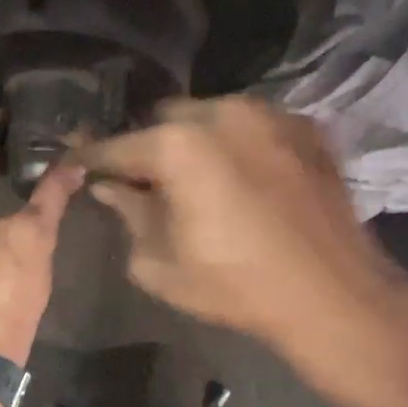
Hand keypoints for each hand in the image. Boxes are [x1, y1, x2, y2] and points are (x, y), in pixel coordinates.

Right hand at [74, 97, 407, 400]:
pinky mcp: (306, 128)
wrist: (330, 293)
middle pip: (165, 120)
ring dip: (194, 142)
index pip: (116, 146)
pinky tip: (241, 180)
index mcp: (178, 144)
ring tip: (195, 179)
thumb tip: (112, 189)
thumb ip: (128, 214)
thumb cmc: (234, 285)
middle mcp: (222, 112)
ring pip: (211, 117)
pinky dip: (237, 146)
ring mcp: (270, 114)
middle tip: (144, 182)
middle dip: (148, 147)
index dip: (92, 160)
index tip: (77, 168)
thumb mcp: (158, 263)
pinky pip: (253, 127)